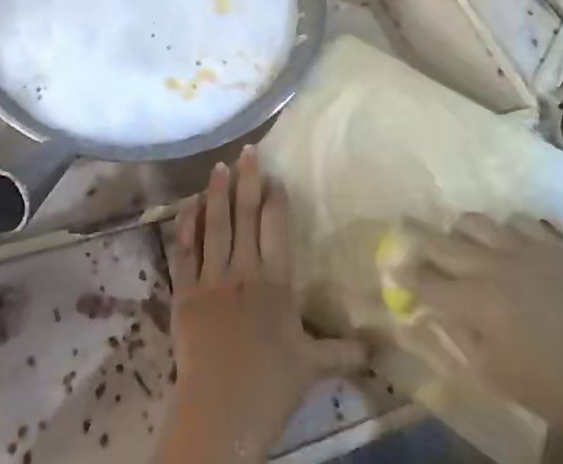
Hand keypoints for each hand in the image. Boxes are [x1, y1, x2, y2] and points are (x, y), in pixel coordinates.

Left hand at [156, 145, 365, 463]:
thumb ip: (343, 351)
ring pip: (213, 225)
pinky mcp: (184, 292)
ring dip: (216, 193)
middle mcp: (243, 270)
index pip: (275, 228)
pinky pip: (184, 250)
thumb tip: (378, 350)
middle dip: (246, 180)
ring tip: (218, 167)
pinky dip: (186, 225)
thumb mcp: (312, 366)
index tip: (274, 175)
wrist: (221, 410)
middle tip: (247, 151)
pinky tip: (188, 205)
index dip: (274, 198)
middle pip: (244, 215)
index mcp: (275, 282)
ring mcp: (210, 279)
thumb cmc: (271, 386)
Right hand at [399, 214, 562, 430]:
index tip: (394, 272)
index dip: (405, 277)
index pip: (425, 282)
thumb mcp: (491, 372)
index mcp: (475, 302)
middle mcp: (492, 267)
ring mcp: (522, 250)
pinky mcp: (550, 246)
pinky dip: (503, 229)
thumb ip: (457, 334)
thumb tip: (432, 308)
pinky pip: (516, 220)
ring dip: (460, 232)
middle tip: (412, 244)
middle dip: (420, 244)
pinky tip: (506, 245)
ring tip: (462, 245)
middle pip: (441, 242)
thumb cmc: (547, 386)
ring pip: (474, 221)